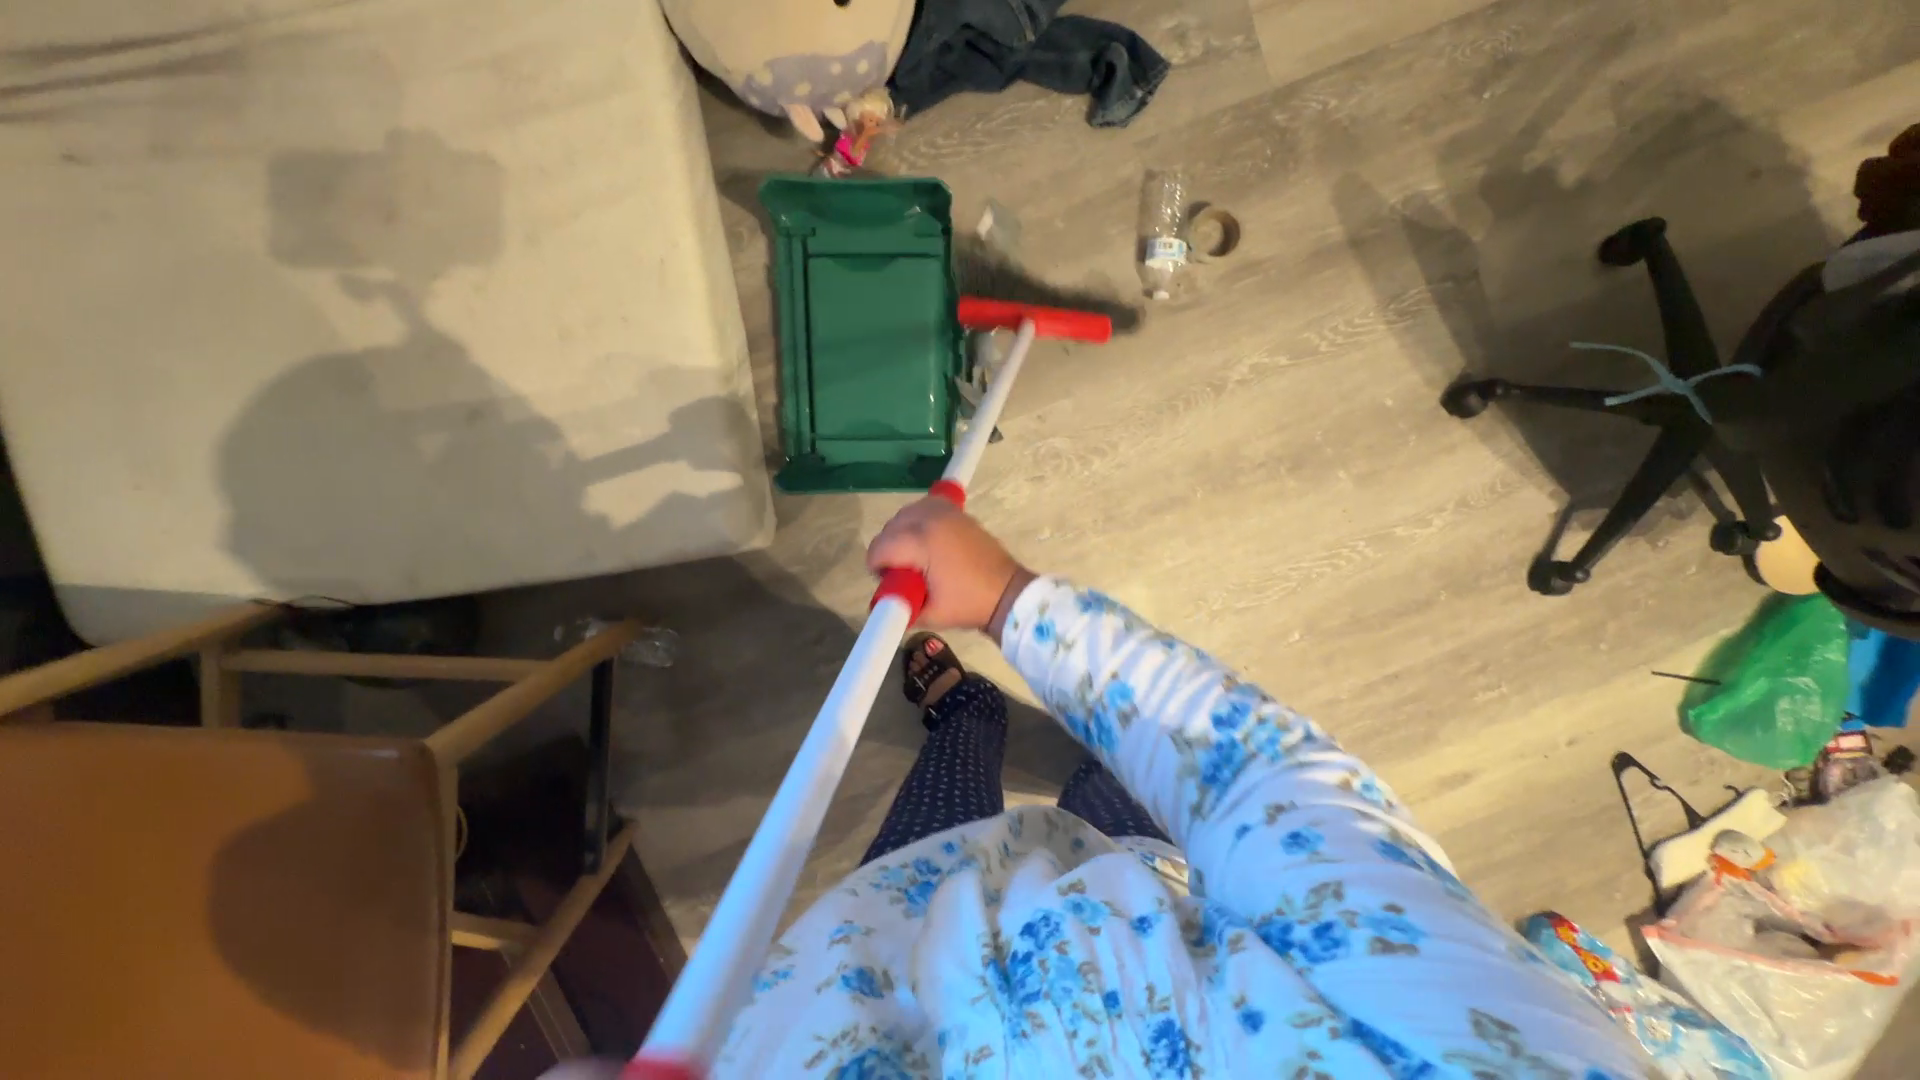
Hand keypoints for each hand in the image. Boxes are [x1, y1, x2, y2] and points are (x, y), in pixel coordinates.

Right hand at [866, 497, 1032, 637]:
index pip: (881, 546)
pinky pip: (924, 506)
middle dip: (887, 549)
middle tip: (899, 573)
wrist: (1007, 593)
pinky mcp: (956, 512)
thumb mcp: (929, 614)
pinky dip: (918, 519)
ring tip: (911, 556)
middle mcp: (931, 519)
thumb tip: (882, 599)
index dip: (876, 565)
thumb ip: (899, 605)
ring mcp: (945, 512)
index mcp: (923, 543)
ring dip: (900, 533)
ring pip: (905, 513)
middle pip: (890, 527)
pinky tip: (923, 538)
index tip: (885, 581)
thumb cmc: (968, 604)